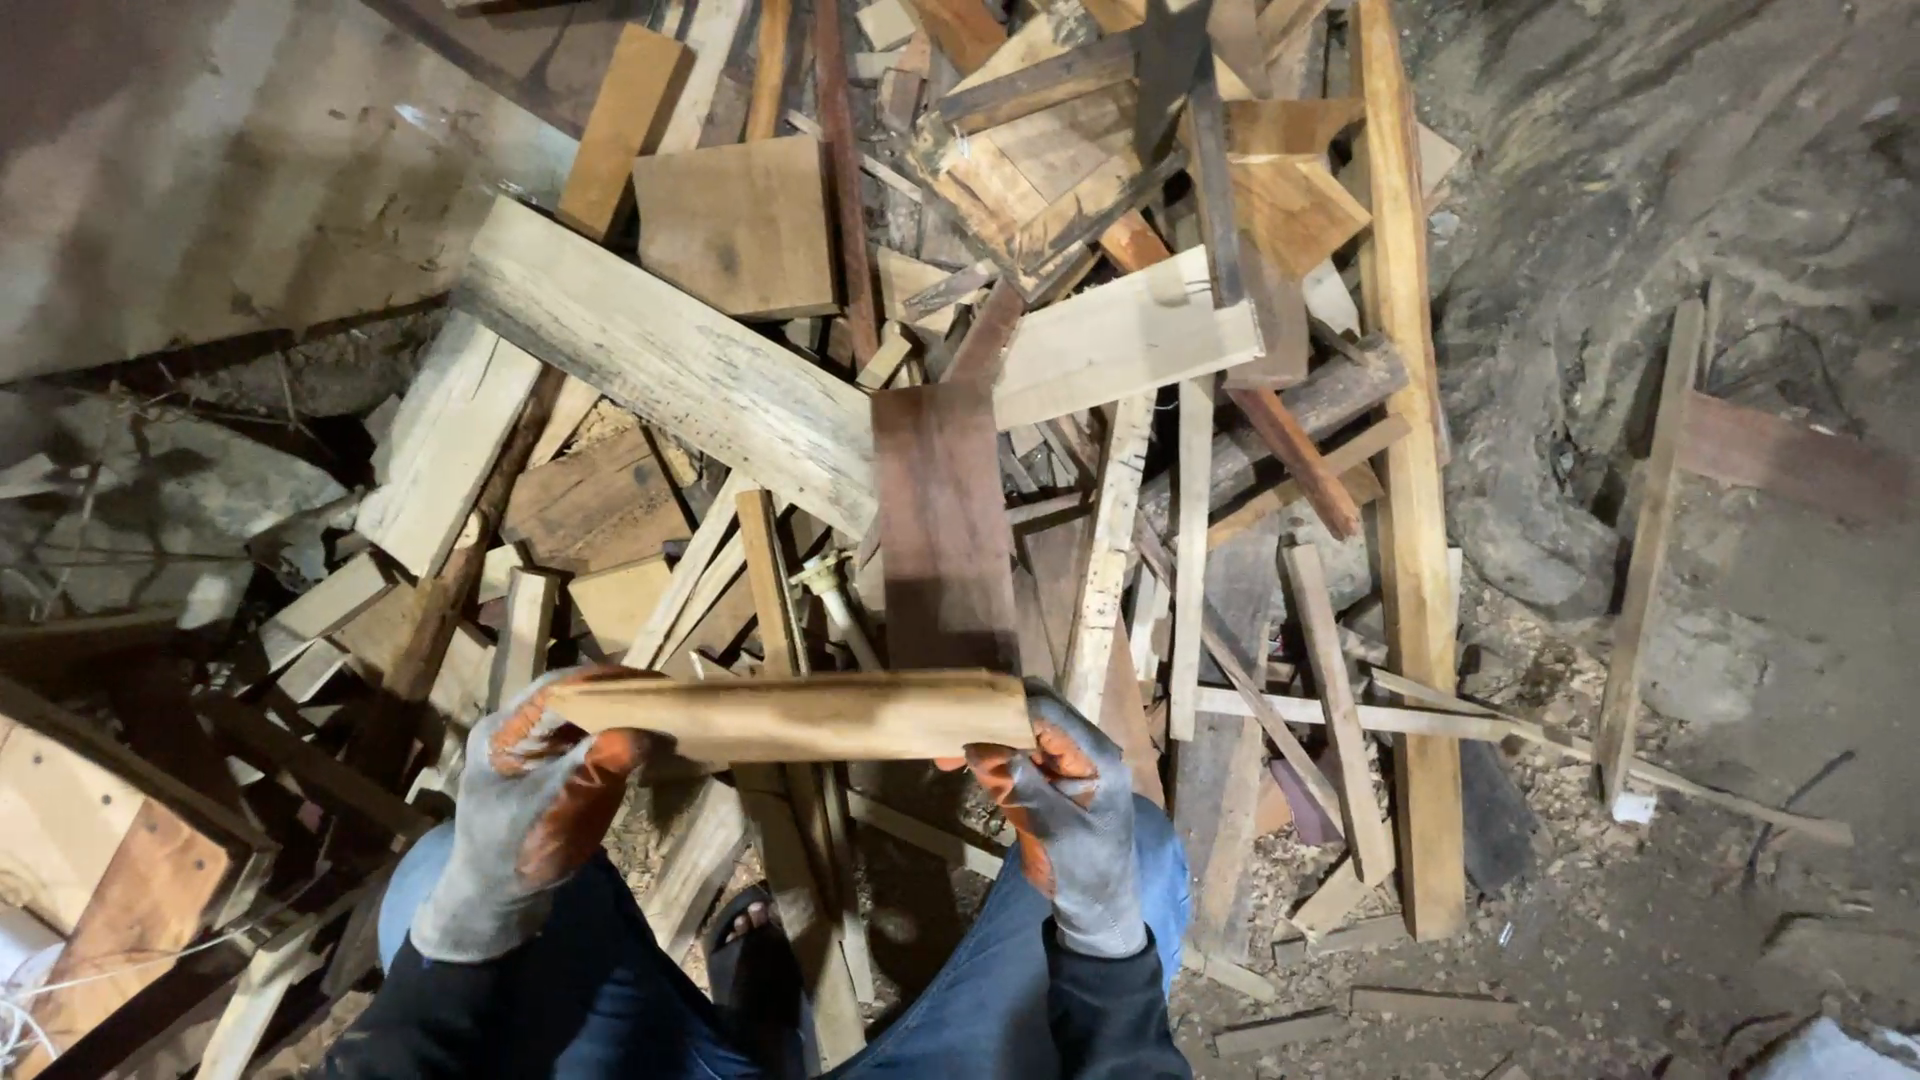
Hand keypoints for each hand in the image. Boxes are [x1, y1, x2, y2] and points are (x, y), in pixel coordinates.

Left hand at [410, 665, 657, 962]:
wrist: (495, 898)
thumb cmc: (514, 855)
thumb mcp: (554, 812)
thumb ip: (593, 770)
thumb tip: (642, 734)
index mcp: (501, 733)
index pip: (557, 689)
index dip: (603, 681)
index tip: (649, 682)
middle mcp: (516, 726)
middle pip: (571, 691)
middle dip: (616, 688)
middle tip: (663, 690)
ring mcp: (534, 740)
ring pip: (581, 705)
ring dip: (619, 703)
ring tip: (661, 702)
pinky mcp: (554, 756)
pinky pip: (587, 728)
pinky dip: (616, 724)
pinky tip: (644, 727)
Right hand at [966, 680, 1144, 959]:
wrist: (1099, 910)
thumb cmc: (1085, 873)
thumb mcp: (1053, 832)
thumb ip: (1020, 786)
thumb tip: (979, 746)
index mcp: (1096, 755)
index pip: (1049, 712)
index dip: (1007, 709)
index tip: (966, 720)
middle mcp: (1082, 747)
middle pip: (1034, 708)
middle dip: (991, 716)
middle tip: (951, 732)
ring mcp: (1065, 759)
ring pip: (1021, 726)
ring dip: (985, 734)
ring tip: (947, 752)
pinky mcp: (1048, 773)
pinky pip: (1016, 749)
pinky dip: (989, 753)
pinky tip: (961, 763)